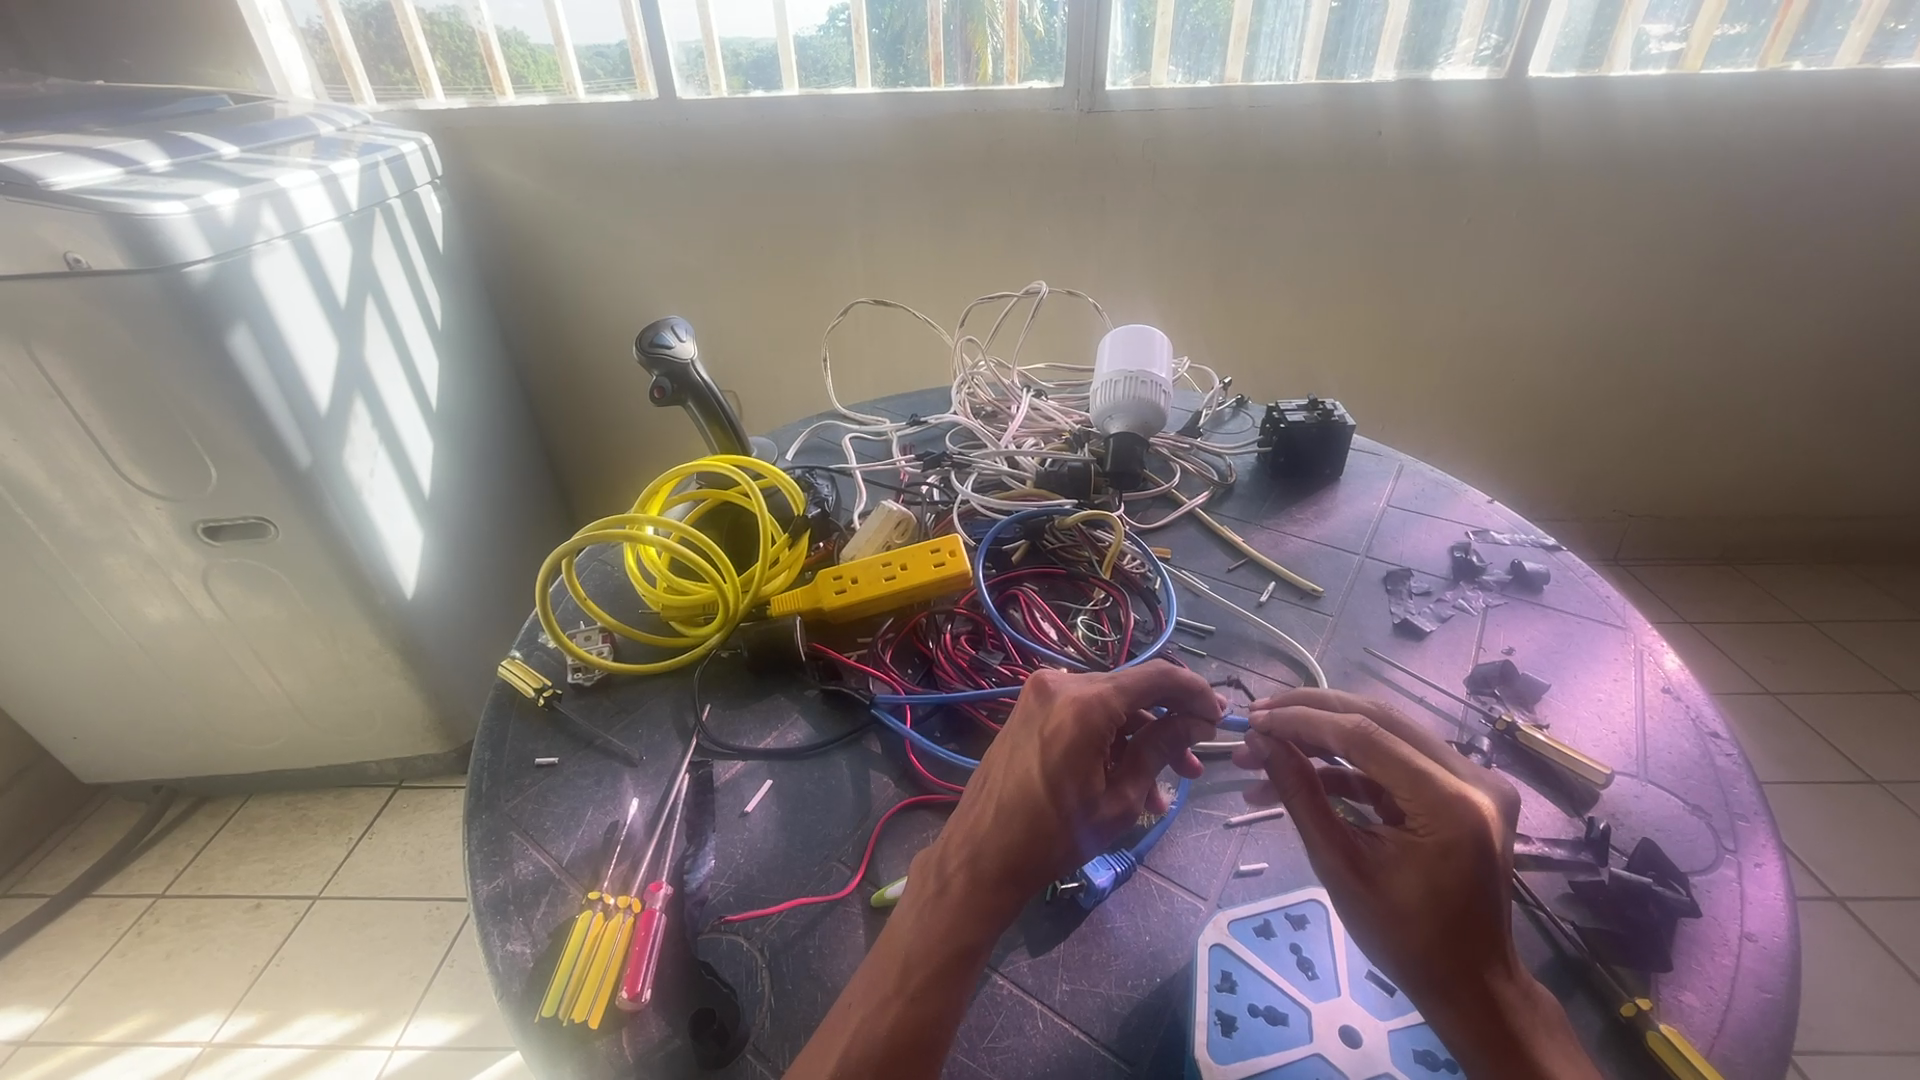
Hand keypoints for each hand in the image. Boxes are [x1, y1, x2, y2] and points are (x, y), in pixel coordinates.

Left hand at [922, 663, 1220, 914]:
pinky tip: (1124, 782)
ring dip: (1138, 741)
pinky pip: (1082, 714)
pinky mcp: (1029, 708)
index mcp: (1085, 703)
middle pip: (1133, 692)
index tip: (1217, 718)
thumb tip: (1195, 722)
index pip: (1158, 677)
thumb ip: (1159, 750)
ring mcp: (1040, 693)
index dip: (1195, 693)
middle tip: (1192, 767)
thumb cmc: (1054, 836)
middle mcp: (1061, 683)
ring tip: (1158, 794)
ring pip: (1109, 705)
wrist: (983, 853)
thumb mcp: (1119, 799)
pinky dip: (1107, 740)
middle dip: (1167, 726)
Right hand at [1235, 689, 1599, 1079]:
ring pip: (1383, 731)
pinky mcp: (1463, 789)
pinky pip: (1394, 758)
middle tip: (1255, 719)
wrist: (1471, 983)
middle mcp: (1472, 778)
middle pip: (1376, 719)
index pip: (1362, 734)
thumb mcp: (1339, 864)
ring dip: (1321, 735)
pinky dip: (1345, 763)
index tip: (1252, 721)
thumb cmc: (1403, 938)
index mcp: (1449, 802)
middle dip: (1307, 714)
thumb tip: (1260, 741)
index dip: (1300, 721)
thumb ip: (1299, 793)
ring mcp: (1473, 780)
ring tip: (1267, 748)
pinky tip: (1300, 772)